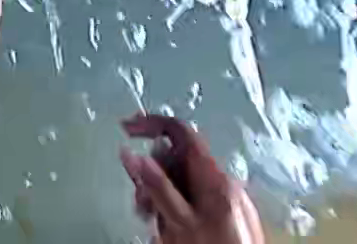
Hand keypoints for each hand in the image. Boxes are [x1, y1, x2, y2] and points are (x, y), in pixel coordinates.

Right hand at [120, 114, 263, 243]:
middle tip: (140, 204)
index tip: (126, 130)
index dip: (151, 124)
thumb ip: (157, 187)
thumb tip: (130, 153)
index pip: (180, 131)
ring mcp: (229, 201)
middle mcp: (224, 180)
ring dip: (163, 198)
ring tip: (154, 224)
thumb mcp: (180, 224)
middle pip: (180, 160)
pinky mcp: (230, 220)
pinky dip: (179, 211)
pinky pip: (198, 202)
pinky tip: (170, 233)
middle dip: (154, 175)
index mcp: (214, 174)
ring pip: (186, 184)